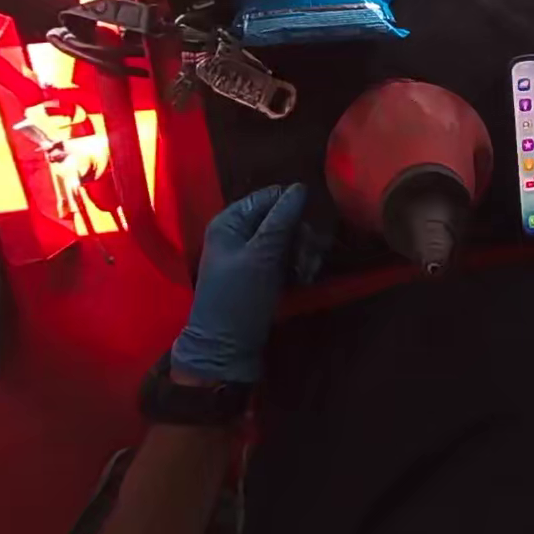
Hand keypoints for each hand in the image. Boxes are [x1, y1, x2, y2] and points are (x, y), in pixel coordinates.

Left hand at [170, 184, 308, 382]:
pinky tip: (304, 278)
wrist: (227, 346)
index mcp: (231, 221)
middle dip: (302, 237)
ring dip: (306, 252)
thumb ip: (283, 218)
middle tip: (306, 259)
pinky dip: (302, 264)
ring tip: (306, 273)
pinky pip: (293, 254)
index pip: (272, 196)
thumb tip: (301, 187)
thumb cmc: (239, 296)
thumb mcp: (263, 254)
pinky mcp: (267, 269)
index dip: (293, 209)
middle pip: (287, 216)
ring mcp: (255, 251)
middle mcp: (242, 232)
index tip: (304, 229)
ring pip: (294, 236)